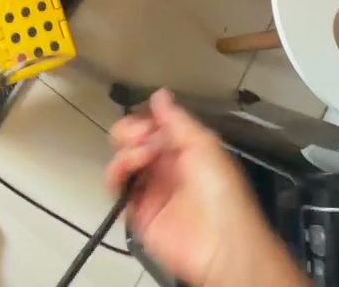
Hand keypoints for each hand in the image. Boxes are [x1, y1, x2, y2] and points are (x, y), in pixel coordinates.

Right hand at [105, 89, 305, 286]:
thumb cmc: (219, 189)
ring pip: (123, 159)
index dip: (146, 117)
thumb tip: (159, 94)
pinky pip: (117, 186)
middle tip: (139, 134)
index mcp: (183, 150)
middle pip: (134, 139)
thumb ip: (176, 119)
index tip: (147, 116)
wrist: (222, 245)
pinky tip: (129, 166)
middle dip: (131, 130)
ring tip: (142, 154)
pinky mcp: (136, 212)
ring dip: (126, 149)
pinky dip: (116, 171)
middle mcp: (164, 167)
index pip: (154, 125)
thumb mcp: (204, 144)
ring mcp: (150, 189)